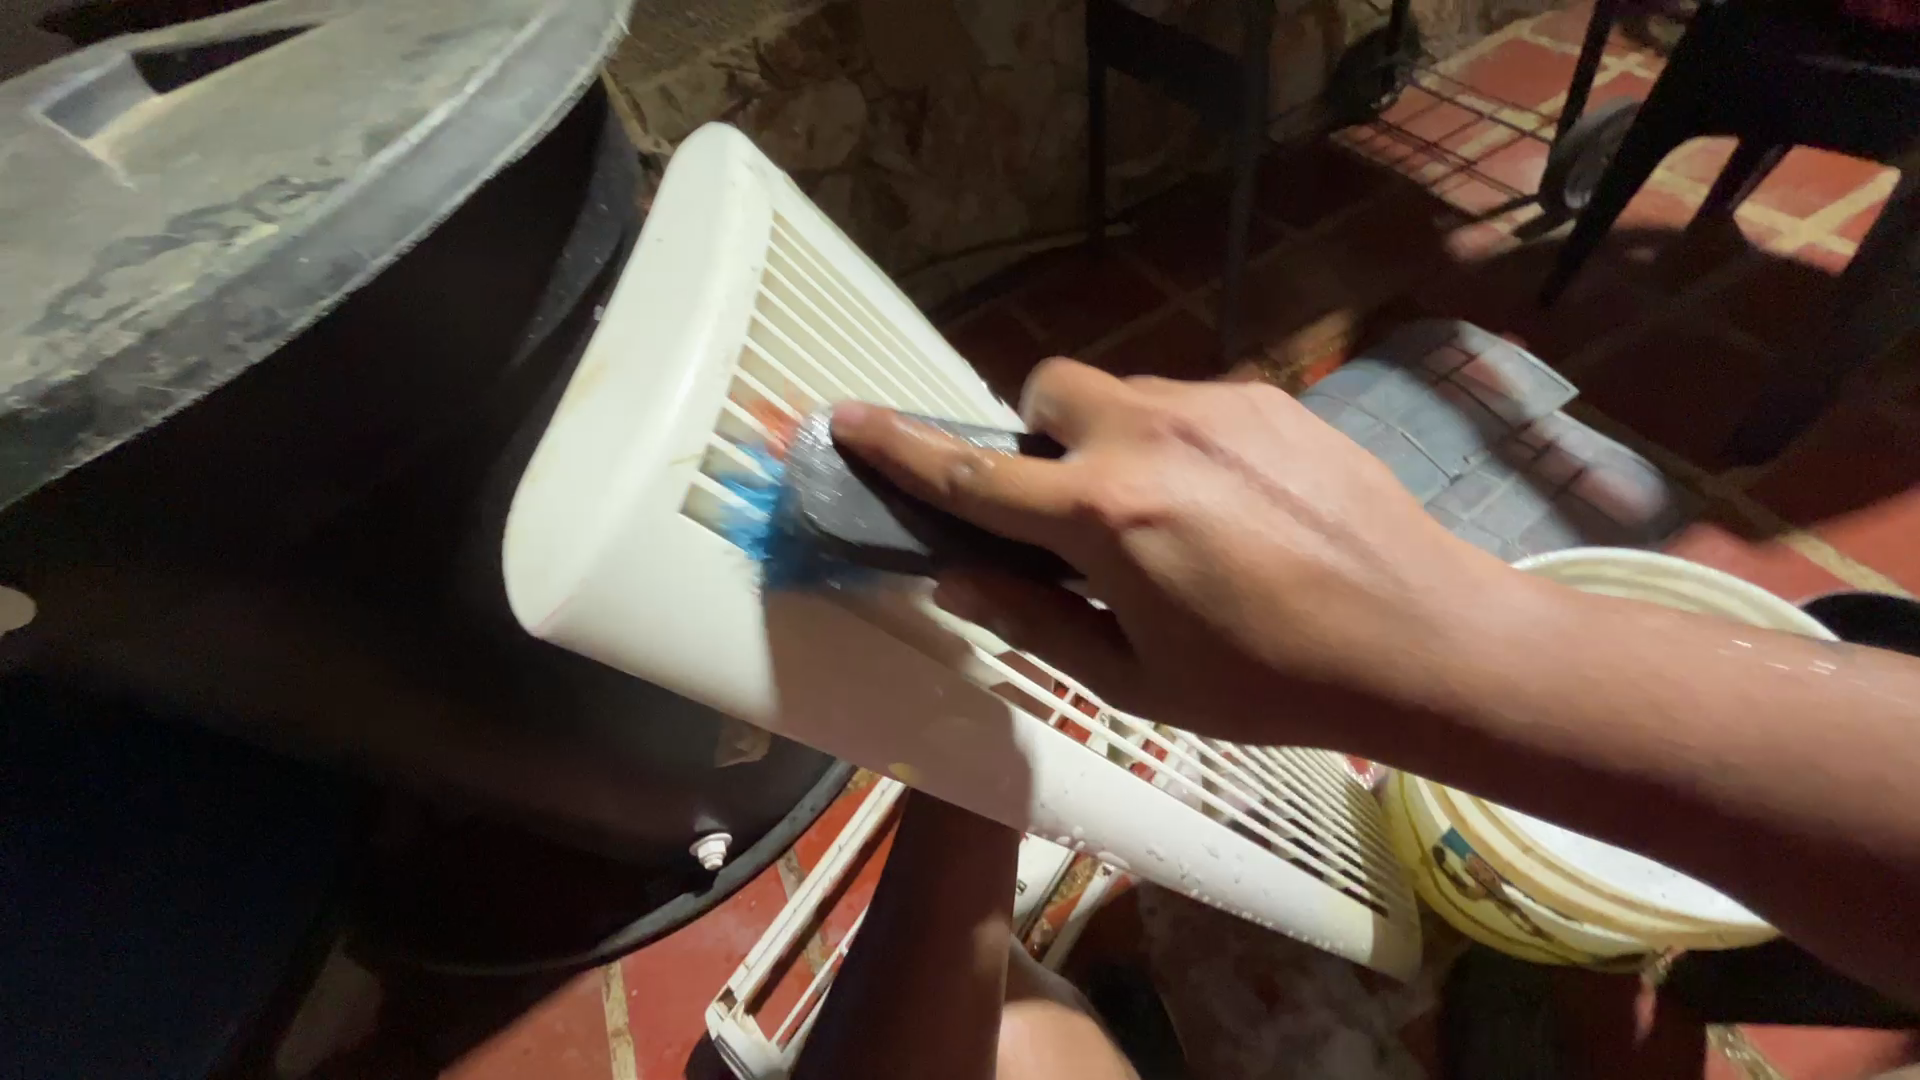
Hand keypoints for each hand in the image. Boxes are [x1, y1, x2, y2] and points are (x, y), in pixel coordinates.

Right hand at [829, 359, 1516, 745]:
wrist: (1424, 640)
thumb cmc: (1267, 684)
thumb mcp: (1134, 681)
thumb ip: (1033, 620)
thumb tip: (957, 575)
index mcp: (1105, 517)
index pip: (971, 474)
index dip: (899, 447)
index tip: (847, 418)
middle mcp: (1148, 437)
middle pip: (1043, 390)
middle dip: (1031, 438)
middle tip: (1063, 503)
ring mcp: (1214, 405)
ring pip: (1115, 393)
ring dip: (1101, 441)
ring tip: (1156, 513)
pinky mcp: (1266, 397)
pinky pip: (1180, 402)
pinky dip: (1166, 441)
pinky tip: (1220, 504)